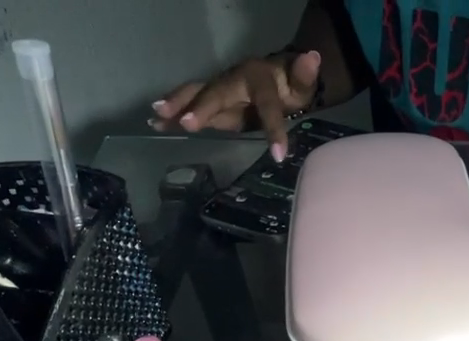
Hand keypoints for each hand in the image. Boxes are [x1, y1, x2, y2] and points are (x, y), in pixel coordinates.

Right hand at [150, 50, 322, 160]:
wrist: (275, 76)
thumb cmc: (289, 84)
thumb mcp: (302, 83)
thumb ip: (305, 75)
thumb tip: (312, 58)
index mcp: (259, 79)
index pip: (268, 106)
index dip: (274, 129)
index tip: (280, 155)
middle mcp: (233, 79)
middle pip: (217, 93)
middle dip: (202, 108)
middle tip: (186, 123)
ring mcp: (220, 88)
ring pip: (196, 94)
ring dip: (177, 106)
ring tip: (157, 117)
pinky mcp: (212, 100)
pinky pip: (191, 104)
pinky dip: (173, 112)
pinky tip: (156, 122)